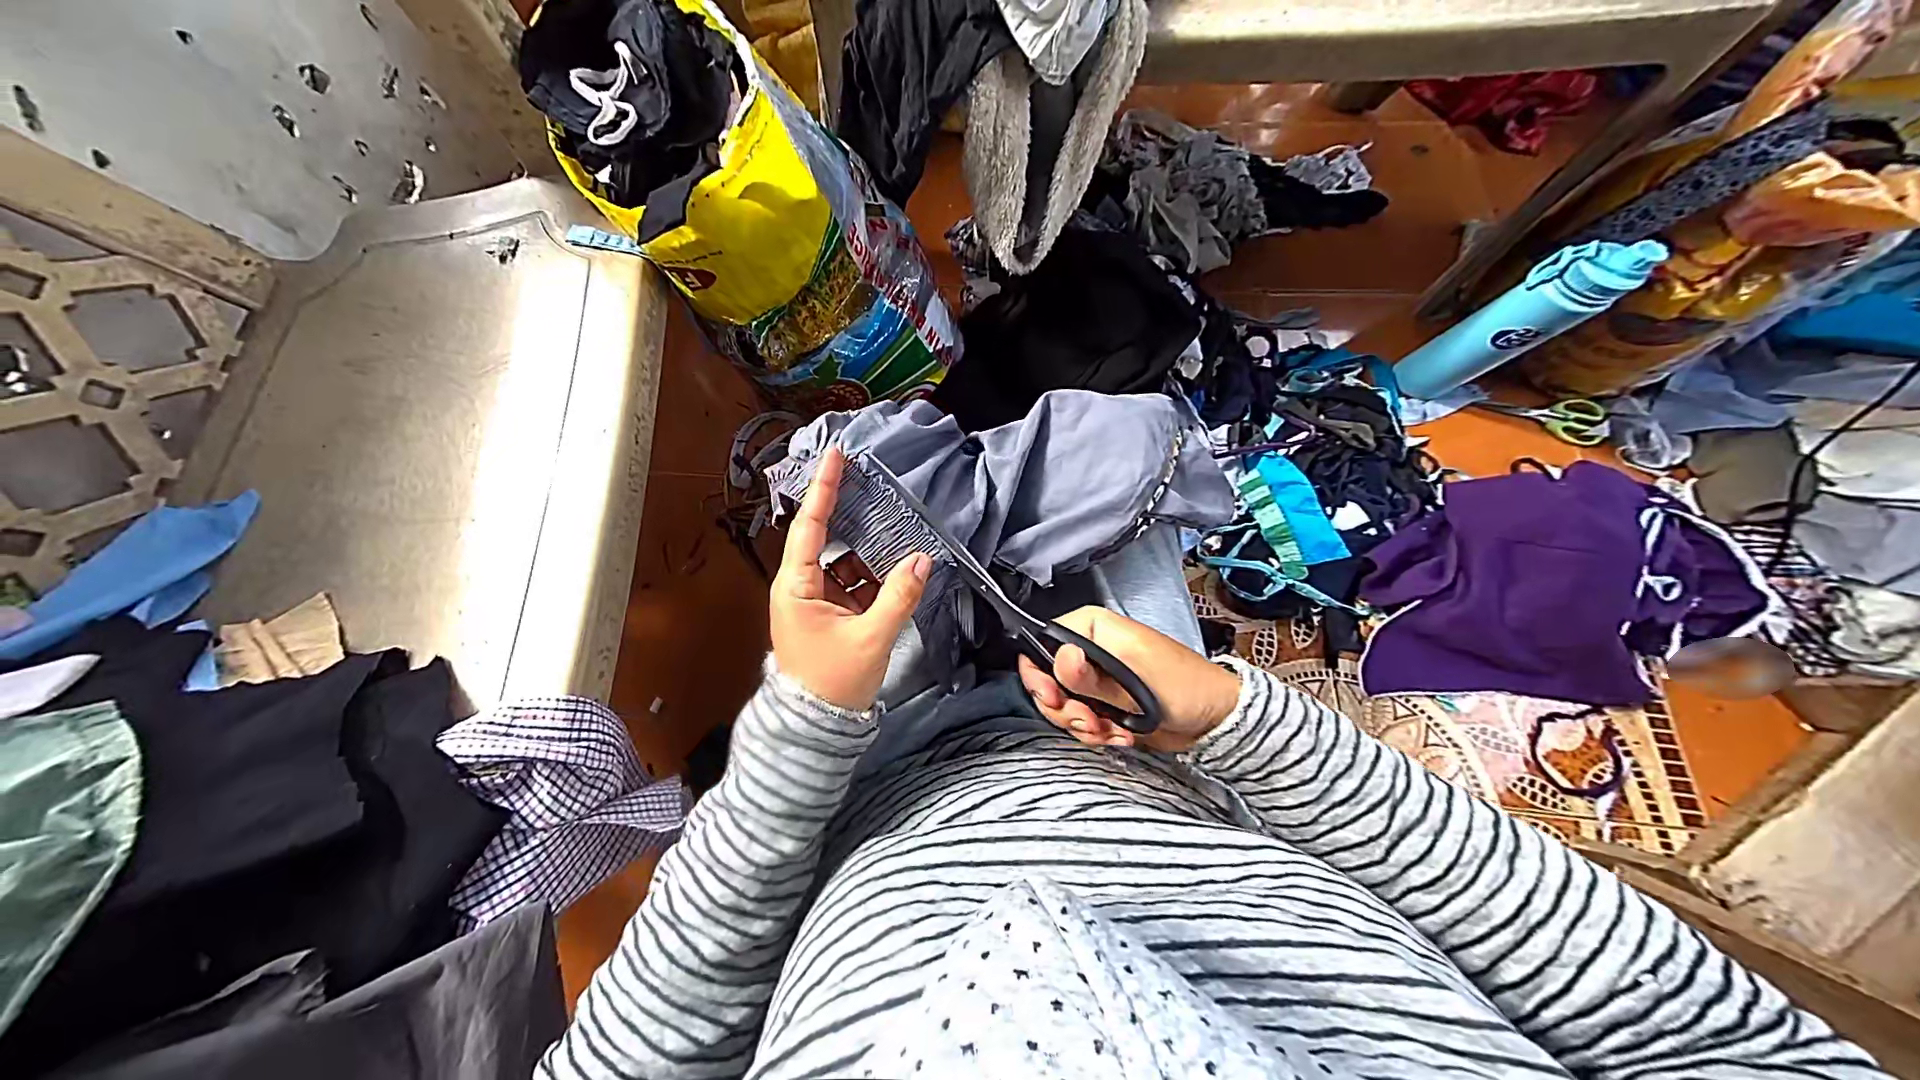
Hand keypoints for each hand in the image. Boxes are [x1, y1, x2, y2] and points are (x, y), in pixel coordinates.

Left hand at [771, 446, 930, 710]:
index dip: (824, 489)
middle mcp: (800, 587)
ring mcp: (815, 599)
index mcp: (796, 587)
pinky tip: (896, 567)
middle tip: (869, 482)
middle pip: (825, 537)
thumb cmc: (832, 684)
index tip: (835, 456)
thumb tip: (921, 561)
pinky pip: (852, 582)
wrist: (817, 727)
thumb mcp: (871, 639)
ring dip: (868, 550)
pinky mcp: (830, 612)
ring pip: (843, 560)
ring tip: (895, 530)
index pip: (810, 526)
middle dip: (849, 513)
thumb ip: (898, 597)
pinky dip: (873, 574)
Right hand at [1017, 607, 1240, 752]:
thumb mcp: (1137, 681)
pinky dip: (1095, 733)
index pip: (1042, 643)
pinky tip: (1119, 734)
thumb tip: (1061, 658)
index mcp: (1093, 628)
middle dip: (1064, 708)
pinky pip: (1079, 719)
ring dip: (1082, 725)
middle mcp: (1090, 649)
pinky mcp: (1102, 701)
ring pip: (1061, 704)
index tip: (1056, 698)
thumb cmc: (1187, 688)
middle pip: (1047, 679)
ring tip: (1110, 729)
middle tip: (1088, 718)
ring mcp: (1095, 677)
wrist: (1214, 719)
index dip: (1041, 674)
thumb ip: (1093, 675)